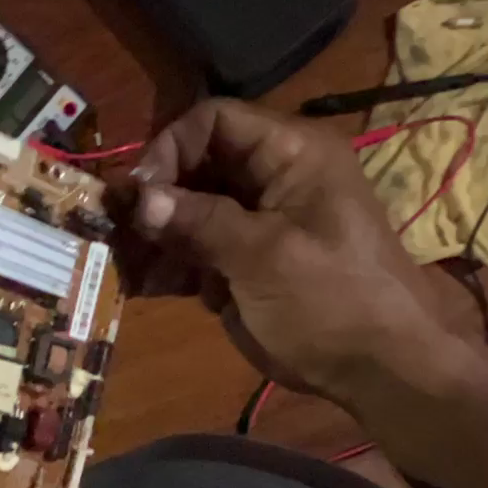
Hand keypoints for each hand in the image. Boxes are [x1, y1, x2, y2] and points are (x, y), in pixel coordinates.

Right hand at [130, 99, 464, 408]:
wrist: (371, 366)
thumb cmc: (330, 299)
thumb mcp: (265, 255)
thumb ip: (201, 222)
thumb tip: (138, 199)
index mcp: (289, 155)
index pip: (214, 122)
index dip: (170, 149)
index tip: (140, 195)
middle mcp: (265, 181)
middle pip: (192, 168)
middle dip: (151, 198)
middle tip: (116, 233)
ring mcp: (248, 227)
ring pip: (183, 214)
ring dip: (149, 237)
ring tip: (121, 264)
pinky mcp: (236, 267)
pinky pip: (189, 254)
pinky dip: (163, 268)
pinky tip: (138, 285)